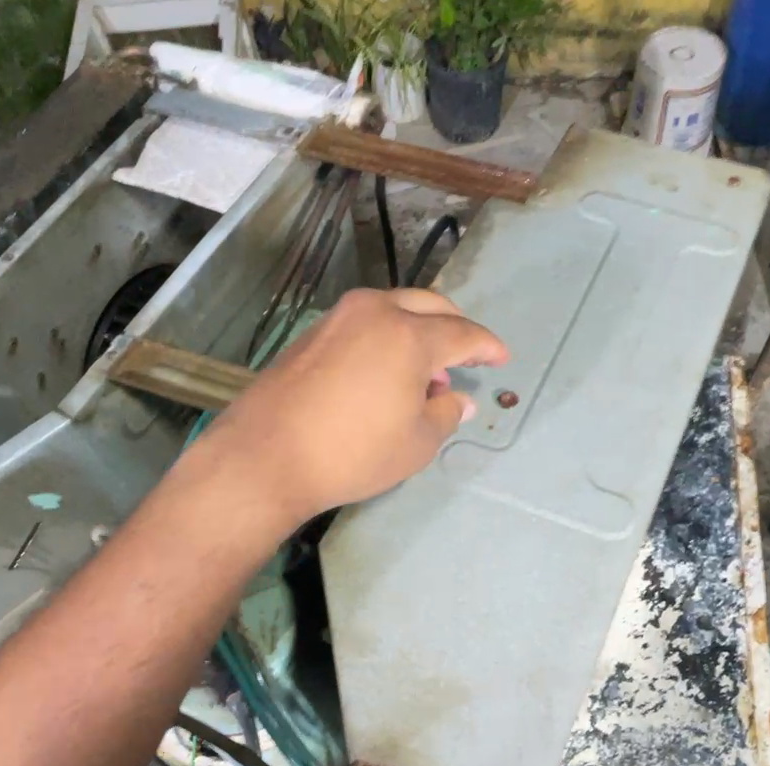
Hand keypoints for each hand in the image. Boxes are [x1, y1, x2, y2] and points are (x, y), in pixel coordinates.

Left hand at [187, 287, 507, 525]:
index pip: (462, 334)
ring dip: (417, 331)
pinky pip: (364, 324)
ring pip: (393, 310)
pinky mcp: (312, 334)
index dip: (487, 347)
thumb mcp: (417, 444)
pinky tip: (384, 374)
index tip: (501, 358)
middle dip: (453, 328)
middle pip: (429, 307)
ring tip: (424, 374)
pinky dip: (385, 338)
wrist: (268, 455)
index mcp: (409, 335)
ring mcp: (338, 319)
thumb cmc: (354, 453)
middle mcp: (375, 313)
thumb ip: (446, 414)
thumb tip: (458, 398)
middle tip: (466, 355)